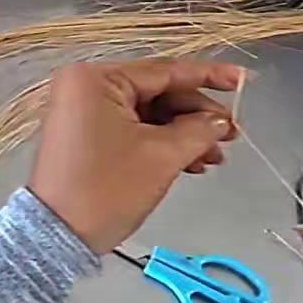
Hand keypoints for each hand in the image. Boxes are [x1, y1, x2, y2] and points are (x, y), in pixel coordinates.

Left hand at [26, 59, 241, 253]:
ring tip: (213, 156)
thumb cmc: (105, 188)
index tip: (243, 79)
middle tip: (232, 134)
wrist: (60, 231)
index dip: (207, 76)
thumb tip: (219, 121)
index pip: (162, 70)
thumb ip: (198, 129)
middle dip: (196, 114)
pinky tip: (190, 161)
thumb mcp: (161, 155)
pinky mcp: (82, 133)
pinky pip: (129, 127)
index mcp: (93, 79)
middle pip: (155, 91)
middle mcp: (82, 87)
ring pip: (145, 112)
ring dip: (182, 132)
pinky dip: (159, 141)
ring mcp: (79, 110)